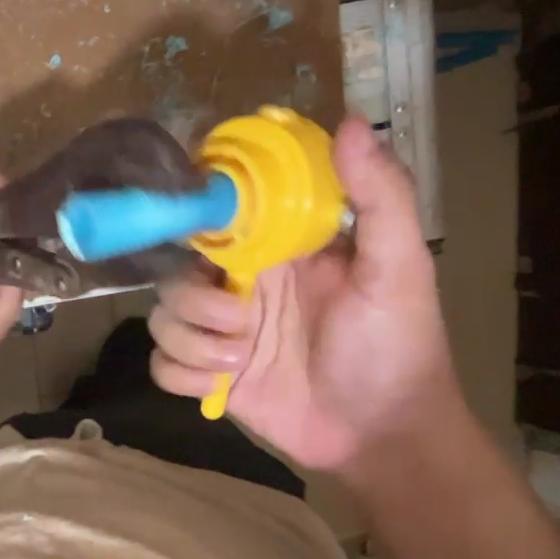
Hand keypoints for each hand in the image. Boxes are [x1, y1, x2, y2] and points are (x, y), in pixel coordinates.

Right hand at [148, 116, 463, 473]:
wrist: (381, 436)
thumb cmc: (397, 348)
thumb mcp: (398, 268)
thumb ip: (380, 196)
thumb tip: (350, 122)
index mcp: (280, 253)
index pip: (219, 218)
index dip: (199, 217)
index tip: (198, 231)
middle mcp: (243, 287)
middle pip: (176, 272)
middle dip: (195, 300)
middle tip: (240, 321)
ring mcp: (222, 334)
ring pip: (162, 318)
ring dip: (193, 341)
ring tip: (241, 360)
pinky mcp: (209, 377)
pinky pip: (161, 365)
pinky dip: (183, 376)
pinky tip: (223, 386)